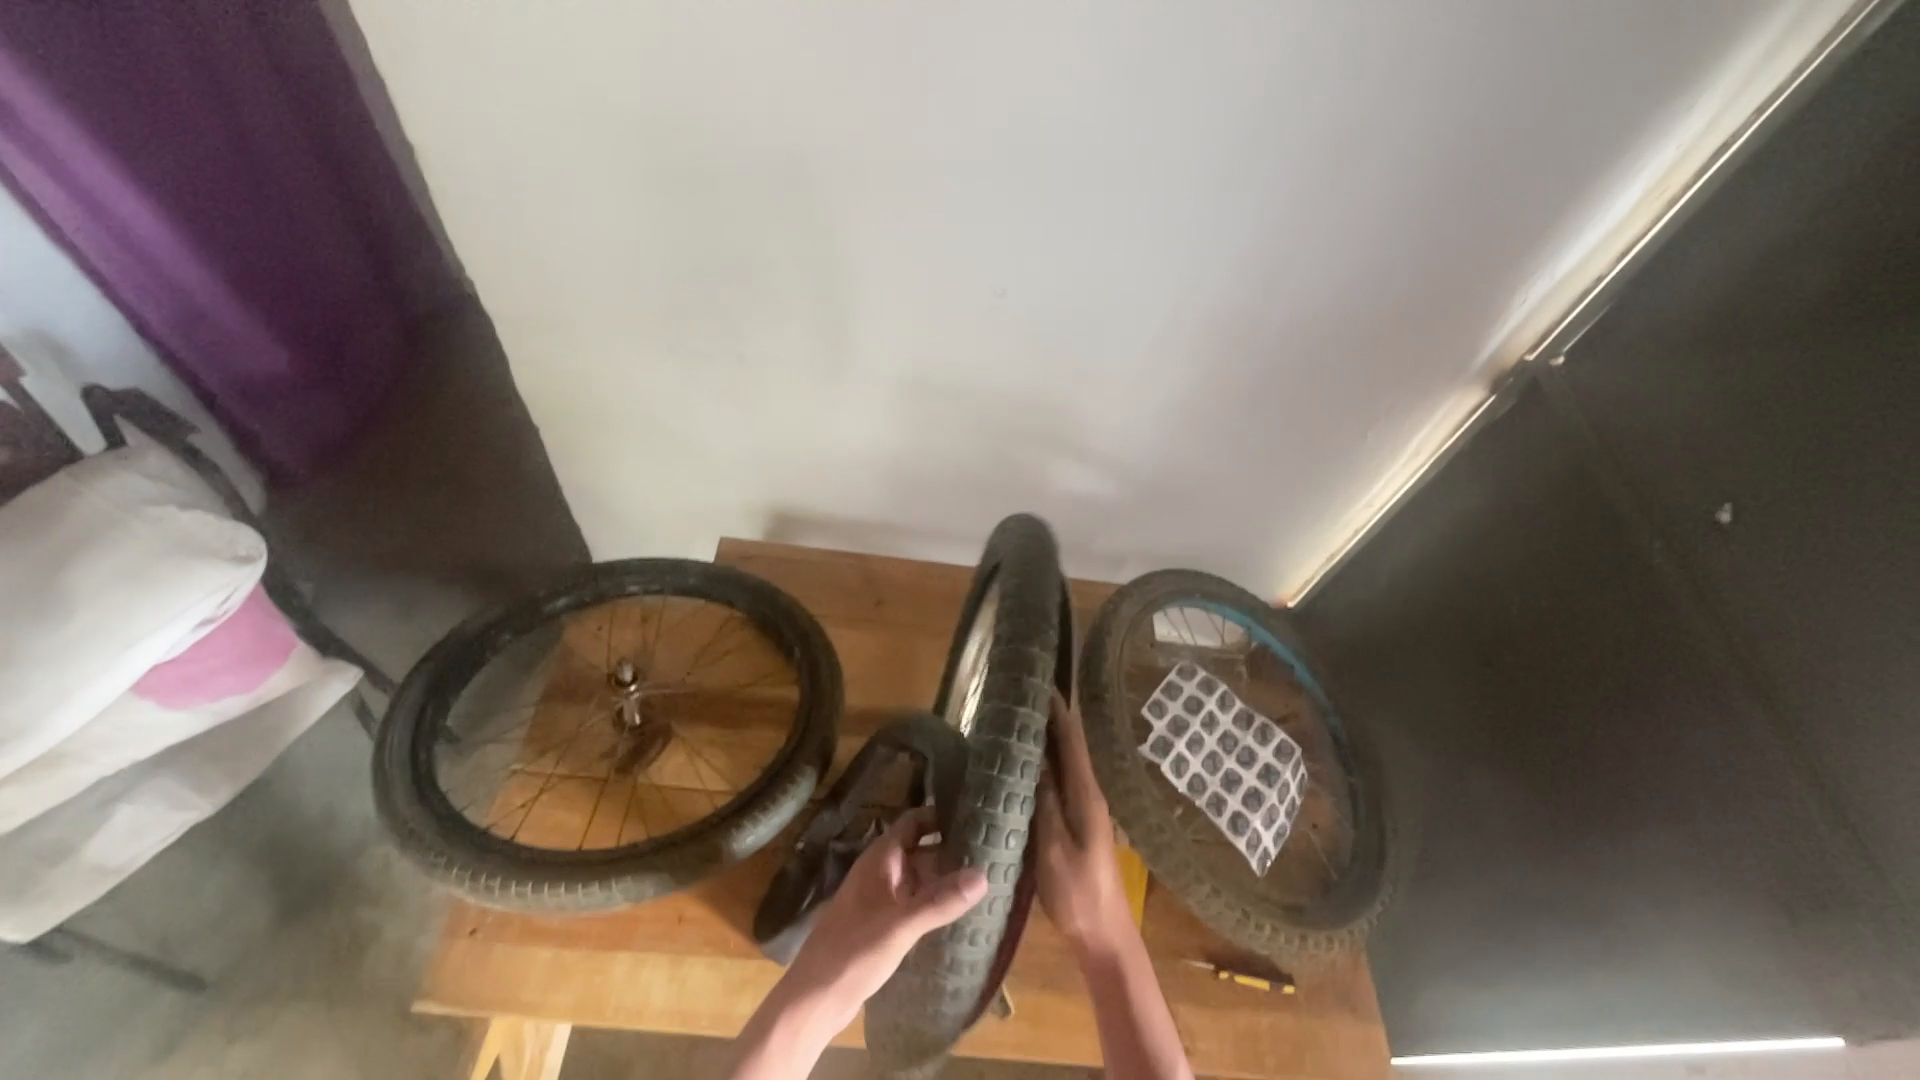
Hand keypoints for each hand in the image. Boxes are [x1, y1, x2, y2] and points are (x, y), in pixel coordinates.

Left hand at [782, 807, 988, 1030]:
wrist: (814, 1000)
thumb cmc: (853, 952)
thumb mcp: (900, 925)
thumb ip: (940, 900)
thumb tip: (984, 874)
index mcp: (881, 860)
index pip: (914, 822)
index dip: (942, 815)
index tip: (978, 814)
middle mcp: (882, 873)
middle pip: (922, 850)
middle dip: (954, 850)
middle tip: (996, 851)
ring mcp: (882, 900)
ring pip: (921, 879)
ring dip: (948, 879)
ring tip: (990, 878)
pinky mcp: (884, 926)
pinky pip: (916, 904)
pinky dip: (937, 903)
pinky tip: (963, 913)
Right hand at [1036, 691, 1133, 955]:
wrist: (1103, 935)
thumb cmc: (1078, 894)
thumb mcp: (1054, 850)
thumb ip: (1044, 804)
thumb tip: (1033, 760)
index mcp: (1086, 795)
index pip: (1072, 740)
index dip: (1057, 710)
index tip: (1038, 682)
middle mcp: (1087, 795)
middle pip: (1068, 747)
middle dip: (1047, 719)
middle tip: (1015, 698)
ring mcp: (1082, 810)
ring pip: (1062, 764)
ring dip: (1042, 742)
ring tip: (1012, 723)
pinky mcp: (1074, 824)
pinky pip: (1057, 783)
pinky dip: (1040, 767)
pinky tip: (1019, 768)